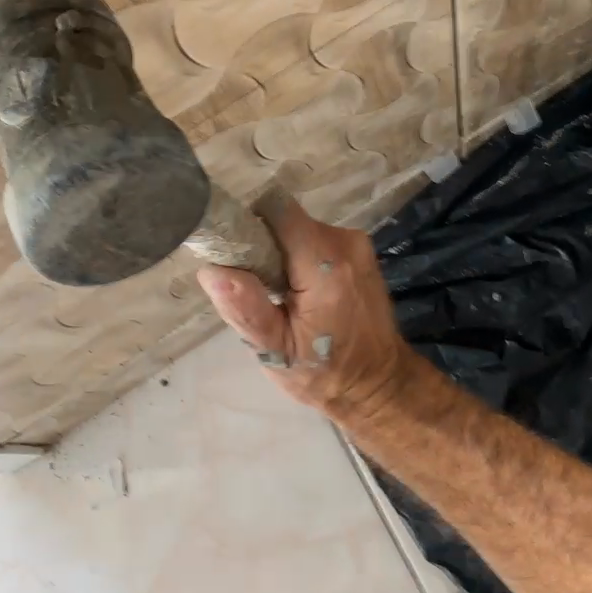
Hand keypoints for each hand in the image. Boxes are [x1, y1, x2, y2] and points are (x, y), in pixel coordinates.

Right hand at [196, 193, 414, 421]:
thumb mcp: (276, 352)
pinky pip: (316, 239)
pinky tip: (301, 293)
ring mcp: (357, 243)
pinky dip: (301, 259)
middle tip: (258, 288)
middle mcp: (345, 242)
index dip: (250, 226)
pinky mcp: (360, 249)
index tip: (237, 257)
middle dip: (265, 247)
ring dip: (282, 255)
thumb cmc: (324, 372)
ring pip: (299, 229)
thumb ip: (245, 309)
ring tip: (280, 295)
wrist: (379, 382)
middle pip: (286, 220)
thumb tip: (212, 270)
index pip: (277, 210)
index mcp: (325, 263)